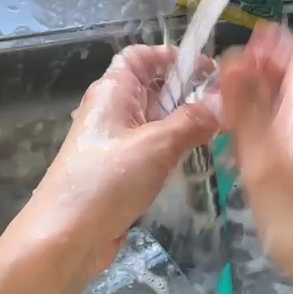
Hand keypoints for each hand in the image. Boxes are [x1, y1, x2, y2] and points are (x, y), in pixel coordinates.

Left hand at [22, 45, 219, 275]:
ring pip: (155, 122)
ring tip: (221, 131)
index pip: (140, 57)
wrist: (65, 236)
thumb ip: (192, 122)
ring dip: (184, 123)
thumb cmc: (106, 181)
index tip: (208, 70)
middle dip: (187, 92)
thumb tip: (222, 103)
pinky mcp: (121, 172)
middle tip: (227, 105)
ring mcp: (116, 144)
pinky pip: (152, 150)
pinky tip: (197, 159)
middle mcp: (112, 111)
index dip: (172, 57)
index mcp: (113, 92)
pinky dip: (174, 149)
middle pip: (152, 88)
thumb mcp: (156, 145)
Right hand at [216, 25, 292, 288]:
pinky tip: (239, 145)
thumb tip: (234, 58)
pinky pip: (282, 133)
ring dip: (259, 96)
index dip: (278, 43)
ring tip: (225, 104)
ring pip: (287, 108)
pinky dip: (260, 125)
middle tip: (226, 74)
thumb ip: (247, 110)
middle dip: (262, 67)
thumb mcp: (263, 161)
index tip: (247, 40)